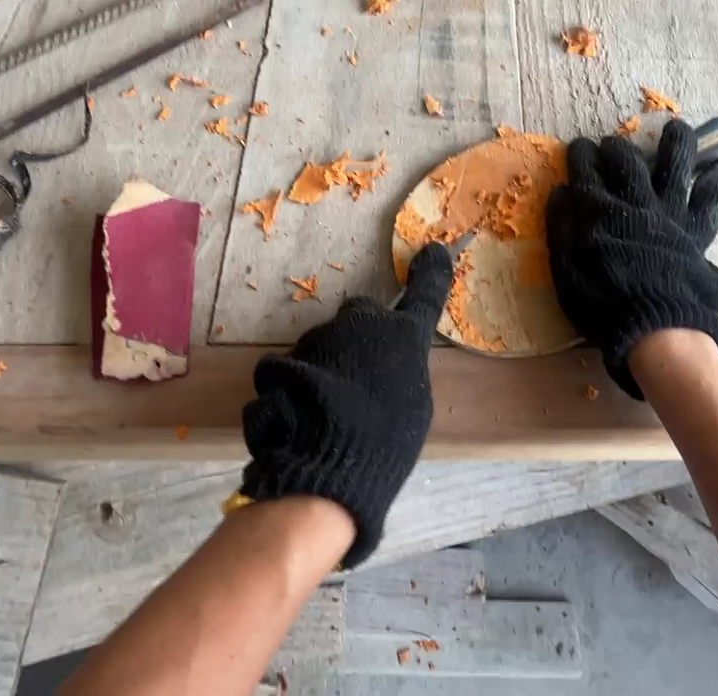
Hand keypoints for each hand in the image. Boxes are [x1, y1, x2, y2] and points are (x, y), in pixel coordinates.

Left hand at [239, 243, 455, 567]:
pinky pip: (290, 372)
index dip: (430, 274)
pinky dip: (292, 391)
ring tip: (324, 415)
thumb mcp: (410, 408)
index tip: (432, 250)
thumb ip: (398, 371)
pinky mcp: (285, 360)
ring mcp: (320, 339)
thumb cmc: (386, 444)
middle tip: (358, 379)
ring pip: (323, 346)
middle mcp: (362, 325)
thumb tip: (380, 362)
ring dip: (323, 369)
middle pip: (361, 317)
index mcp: (404, 337)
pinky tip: (296, 422)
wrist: (326, 465)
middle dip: (358, 337)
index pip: (424, 298)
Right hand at [545, 117, 717, 399]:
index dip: (581, 155)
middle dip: (616, 148)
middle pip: (626, 162)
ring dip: (675, 144)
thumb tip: (561, 191)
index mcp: (599, 213)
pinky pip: (709, 201)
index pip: (586, 172)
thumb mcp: (566, 272)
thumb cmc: (604, 306)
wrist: (658, 328)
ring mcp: (668, 214)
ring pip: (674, 167)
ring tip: (677, 128)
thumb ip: (562, 229)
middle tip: (610, 145)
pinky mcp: (694, 231)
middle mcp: (635, 204)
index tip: (578, 146)